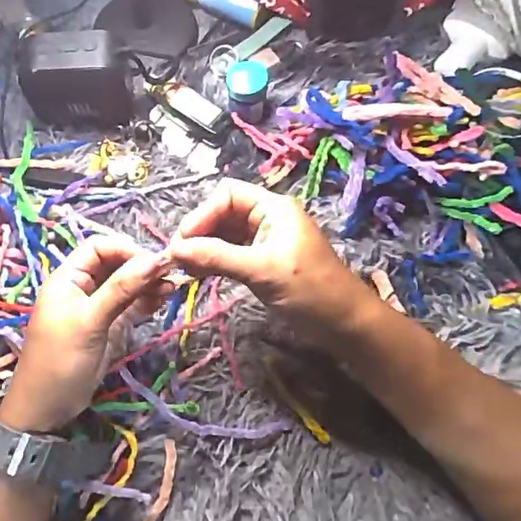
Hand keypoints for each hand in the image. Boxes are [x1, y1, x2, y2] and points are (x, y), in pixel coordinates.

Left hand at [0, 236, 175, 432]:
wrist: (46, 409)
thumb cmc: (60, 360)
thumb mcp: (90, 320)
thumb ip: (121, 288)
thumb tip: (155, 259)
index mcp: (67, 278)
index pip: (99, 248)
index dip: (126, 249)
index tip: (153, 262)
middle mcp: (82, 288)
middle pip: (116, 264)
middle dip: (142, 266)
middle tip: (171, 274)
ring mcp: (97, 308)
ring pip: (126, 285)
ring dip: (148, 283)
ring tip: (172, 288)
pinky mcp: (109, 326)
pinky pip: (130, 305)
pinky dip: (147, 301)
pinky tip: (163, 299)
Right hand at [167, 179, 374, 339]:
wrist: (346, 324)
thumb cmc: (310, 290)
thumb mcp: (261, 271)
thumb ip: (217, 257)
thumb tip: (173, 249)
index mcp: (273, 207)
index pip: (226, 195)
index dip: (201, 215)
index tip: (182, 242)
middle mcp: (268, 218)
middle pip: (222, 213)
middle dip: (199, 233)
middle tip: (178, 259)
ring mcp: (265, 241)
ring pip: (223, 235)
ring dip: (203, 249)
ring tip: (185, 270)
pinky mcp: (263, 262)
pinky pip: (230, 254)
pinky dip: (214, 262)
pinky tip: (199, 275)